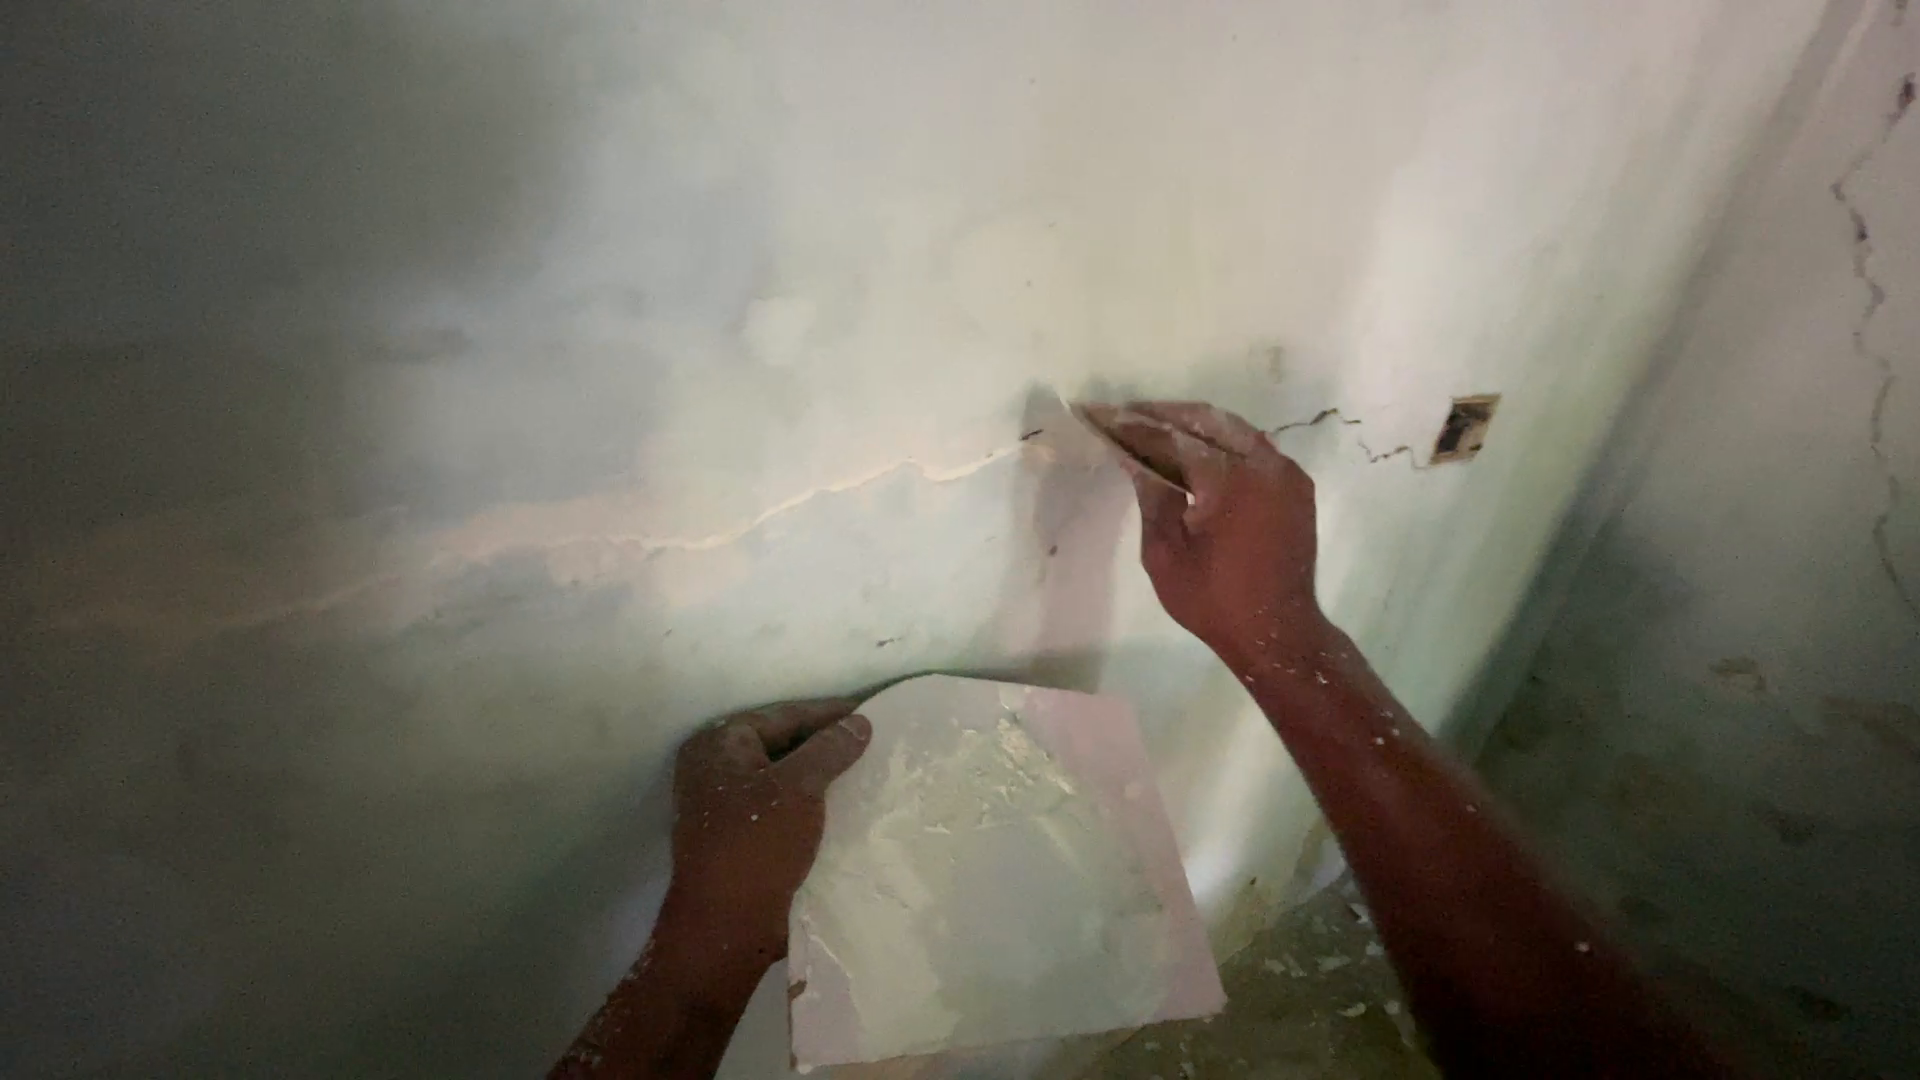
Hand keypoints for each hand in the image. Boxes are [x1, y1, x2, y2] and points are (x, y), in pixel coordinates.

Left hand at [669, 699, 872, 954]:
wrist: (725, 930)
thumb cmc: (756, 846)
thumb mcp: (799, 788)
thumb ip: (830, 749)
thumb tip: (860, 722)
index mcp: (720, 744)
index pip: (785, 715)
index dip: (830, 713)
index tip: (871, 712)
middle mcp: (715, 766)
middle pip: (783, 741)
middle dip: (826, 743)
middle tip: (872, 740)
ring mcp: (722, 803)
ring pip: (784, 774)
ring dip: (820, 773)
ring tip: (864, 769)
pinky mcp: (737, 834)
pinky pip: (781, 803)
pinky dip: (809, 799)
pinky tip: (843, 803)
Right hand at [1085, 401, 1327, 661]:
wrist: (1276, 634)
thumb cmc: (1213, 599)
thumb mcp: (1165, 552)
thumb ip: (1152, 496)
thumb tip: (1134, 458)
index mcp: (1232, 478)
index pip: (1173, 437)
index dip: (1135, 426)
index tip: (1104, 417)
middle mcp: (1266, 464)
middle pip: (1208, 421)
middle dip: (1165, 415)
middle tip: (1127, 416)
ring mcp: (1286, 474)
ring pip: (1234, 431)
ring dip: (1194, 426)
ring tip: (1155, 429)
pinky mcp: (1294, 487)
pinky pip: (1253, 450)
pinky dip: (1220, 444)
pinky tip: (1193, 453)